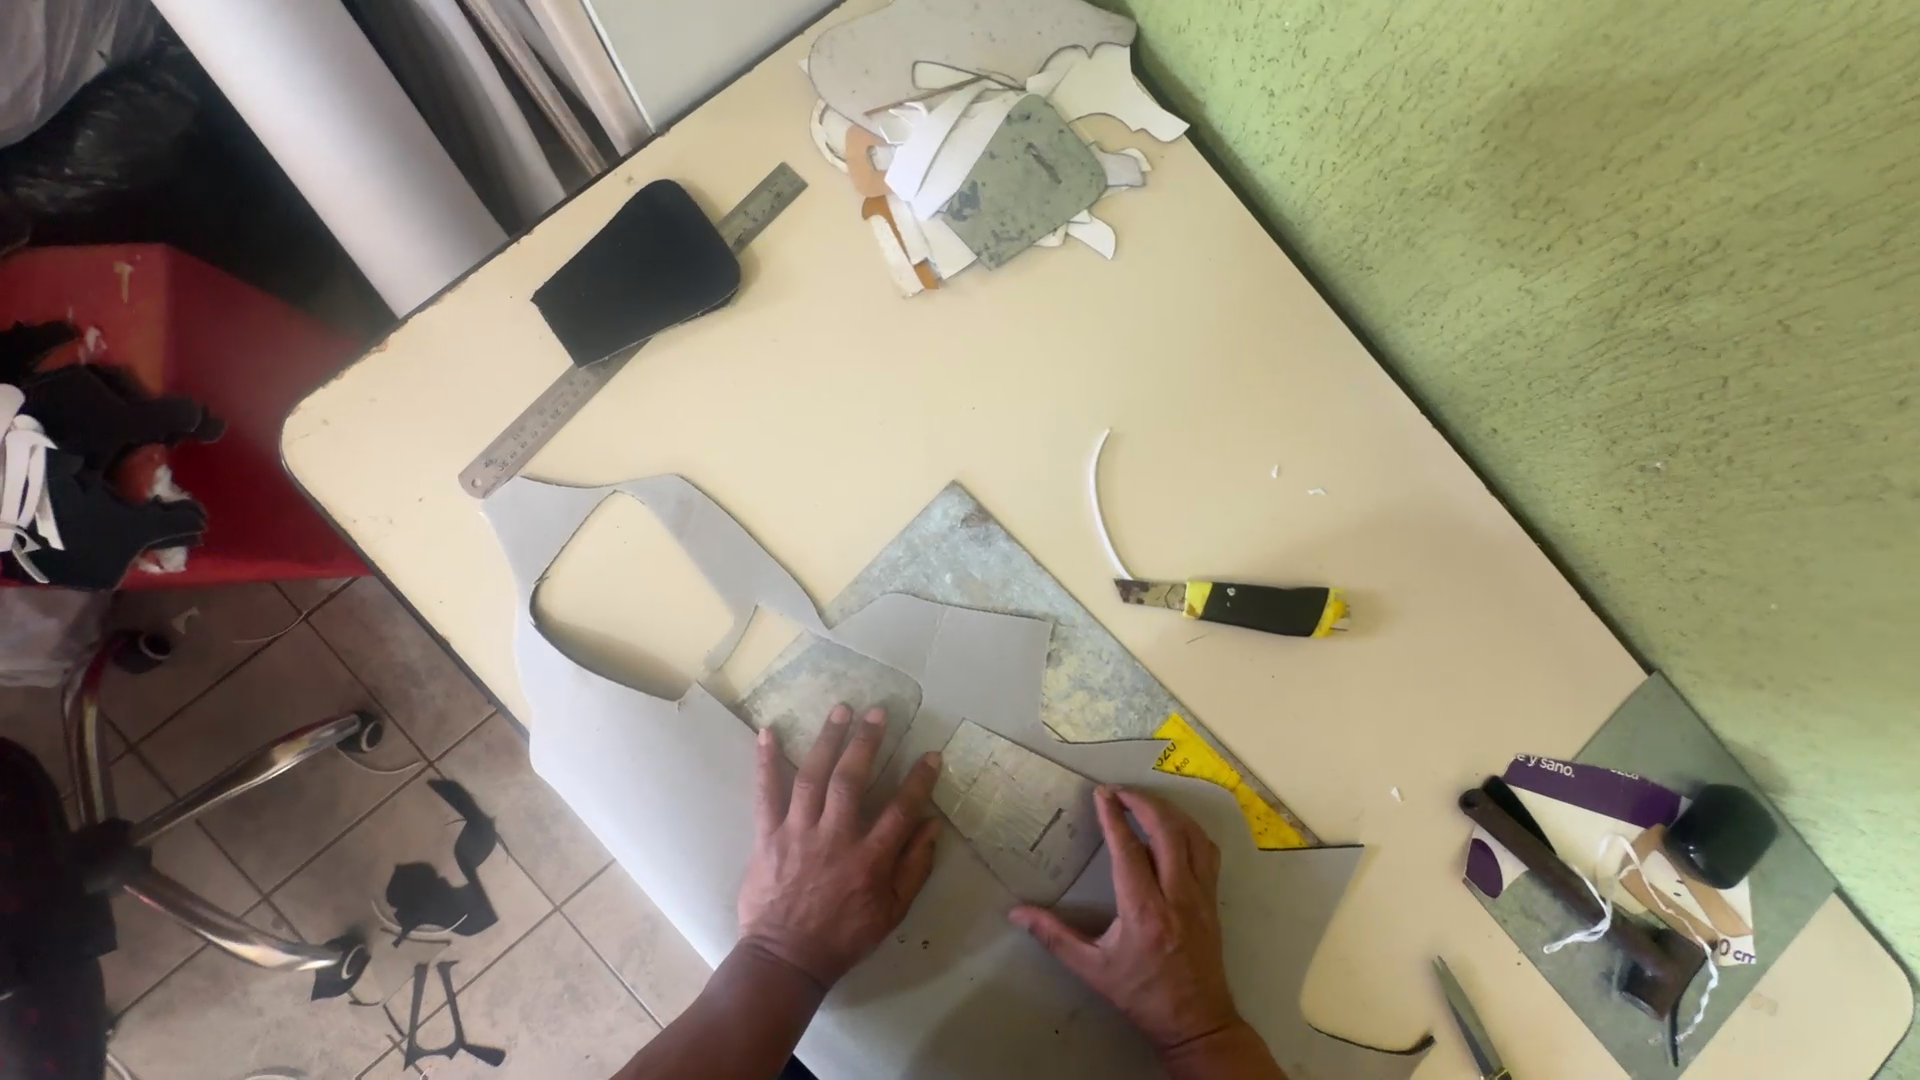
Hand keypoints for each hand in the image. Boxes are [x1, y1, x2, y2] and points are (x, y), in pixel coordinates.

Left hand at [737, 704, 942, 988]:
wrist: (785, 959)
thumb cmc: (844, 936)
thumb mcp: (892, 912)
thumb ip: (914, 867)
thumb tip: (932, 825)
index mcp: (869, 859)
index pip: (900, 810)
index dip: (919, 780)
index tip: (931, 754)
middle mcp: (834, 838)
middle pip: (851, 780)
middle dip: (867, 743)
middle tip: (878, 712)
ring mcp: (798, 833)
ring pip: (813, 777)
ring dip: (827, 739)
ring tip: (840, 710)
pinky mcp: (768, 836)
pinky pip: (766, 793)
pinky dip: (766, 762)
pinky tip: (769, 732)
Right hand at [1008, 786, 1241, 1053]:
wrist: (1197, 1024)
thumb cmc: (1141, 995)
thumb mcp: (1092, 970)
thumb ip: (1054, 937)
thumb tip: (1016, 914)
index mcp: (1144, 912)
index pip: (1128, 850)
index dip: (1113, 817)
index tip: (1100, 794)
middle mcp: (1177, 896)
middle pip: (1166, 832)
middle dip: (1141, 802)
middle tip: (1117, 791)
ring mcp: (1201, 896)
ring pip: (1191, 836)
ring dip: (1167, 811)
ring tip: (1142, 801)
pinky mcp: (1213, 899)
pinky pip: (1208, 851)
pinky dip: (1189, 829)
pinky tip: (1173, 825)